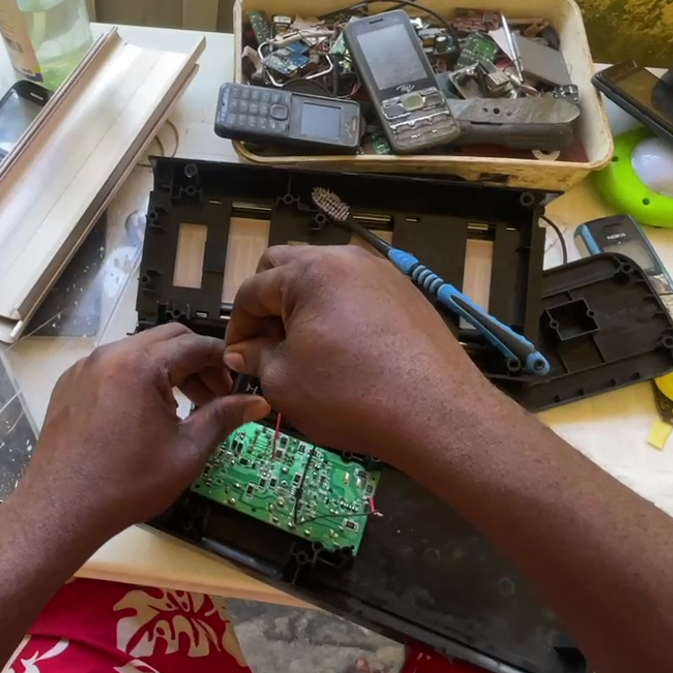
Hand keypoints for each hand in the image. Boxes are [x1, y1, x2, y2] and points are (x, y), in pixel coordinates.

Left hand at [8, 324, 268, 546]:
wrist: (60, 509)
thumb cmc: (128, 483)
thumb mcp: (187, 451)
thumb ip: (223, 417)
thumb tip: (259, 402)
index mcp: (140, 364)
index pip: (194, 344)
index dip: (222, 361)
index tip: (237, 385)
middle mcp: (110, 354)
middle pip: (166, 339)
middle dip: (196, 362)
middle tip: (213, 397)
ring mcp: (85, 367)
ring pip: (138, 351)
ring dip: (167, 370)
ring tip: (181, 409)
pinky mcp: (69, 383)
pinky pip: (113, 366)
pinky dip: (137, 378)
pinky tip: (143, 415)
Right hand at [221, 245, 499, 464]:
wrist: (436, 413)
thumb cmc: (349, 395)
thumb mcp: (283, 381)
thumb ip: (254, 358)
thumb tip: (242, 352)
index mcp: (308, 272)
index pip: (251, 291)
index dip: (237, 328)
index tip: (237, 359)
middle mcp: (344, 259)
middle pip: (286, 267)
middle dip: (268, 303)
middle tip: (269, 345)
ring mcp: (381, 272)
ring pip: (325, 277)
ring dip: (304, 305)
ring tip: (306, 349)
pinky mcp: (406, 292)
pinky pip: (357, 291)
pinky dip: (339, 312)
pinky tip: (345, 351)